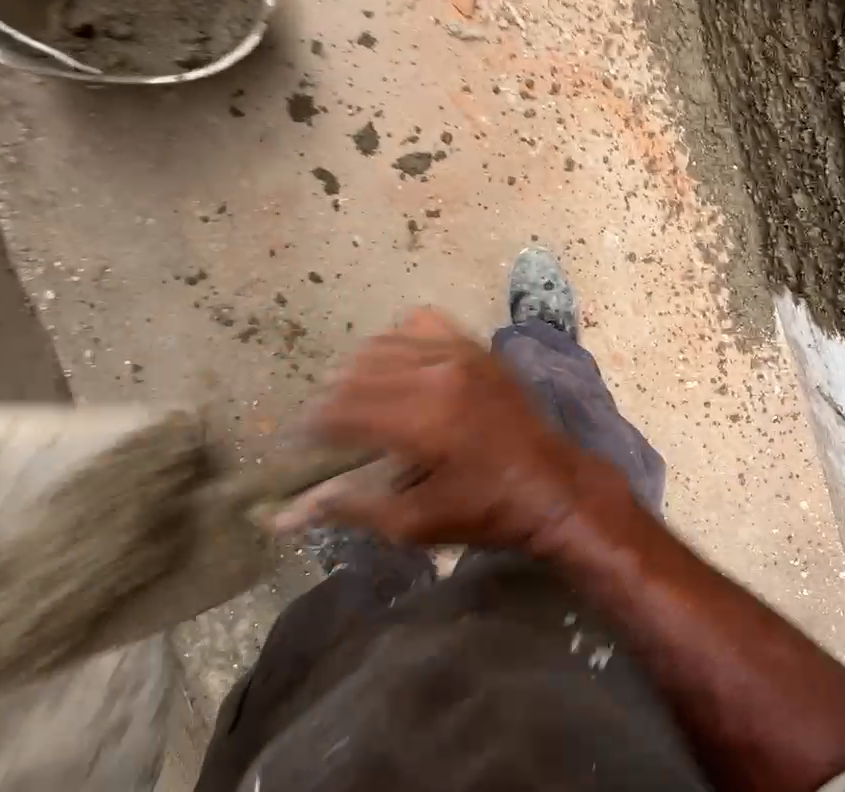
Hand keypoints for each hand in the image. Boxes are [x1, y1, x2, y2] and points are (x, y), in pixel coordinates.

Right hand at [266, 307, 626, 550]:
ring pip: (385, 342)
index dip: (313, 426)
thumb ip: (352, 507)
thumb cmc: (486, 511)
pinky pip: (425, 322)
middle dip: (333, 399)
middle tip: (328, 425)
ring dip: (360, 368)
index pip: (341, 409)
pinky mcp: (479, 348)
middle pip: (357, 372)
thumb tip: (290, 513)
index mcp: (420, 419)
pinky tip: (401, 364)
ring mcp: (462, 354)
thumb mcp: (415, 523)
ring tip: (356, 396)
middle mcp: (438, 374)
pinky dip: (402, 337)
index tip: (301, 441)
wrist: (554, 485)